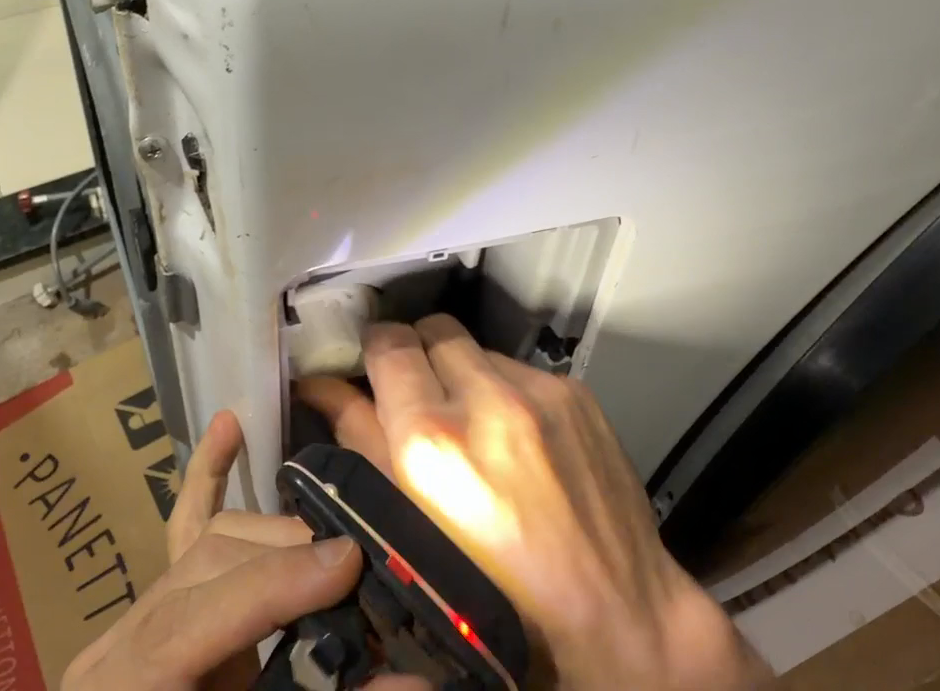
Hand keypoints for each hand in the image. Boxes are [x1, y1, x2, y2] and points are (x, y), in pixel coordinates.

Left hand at [63, 409, 427, 690]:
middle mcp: (121, 641)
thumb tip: (419, 678)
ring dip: (277, 535)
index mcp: (131, 685)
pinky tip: (229, 427)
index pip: (199, 613)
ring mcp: (133, 617)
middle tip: (359, 571)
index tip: (348, 562)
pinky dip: (209, 475)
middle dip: (290, 555)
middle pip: (207, 560)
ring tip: (334, 552)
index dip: (278, 582)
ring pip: (205, 537)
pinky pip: (183, 529)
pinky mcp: (155, 610)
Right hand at [298, 317, 771, 690]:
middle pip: (433, 329)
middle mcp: (486, 402)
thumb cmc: (498, 596)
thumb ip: (361, 442)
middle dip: (418, 353)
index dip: (374, 349)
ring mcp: (538, 393)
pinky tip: (516, 438)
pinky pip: (520, 368)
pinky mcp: (576, 394)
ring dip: (463, 372)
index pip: (388, 344)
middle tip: (419, 393)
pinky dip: (505, 390)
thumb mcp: (406, 527)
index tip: (371, 364)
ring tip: (473, 426)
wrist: (614, 612)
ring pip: (478, 347)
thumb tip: (325, 389)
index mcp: (432, 441)